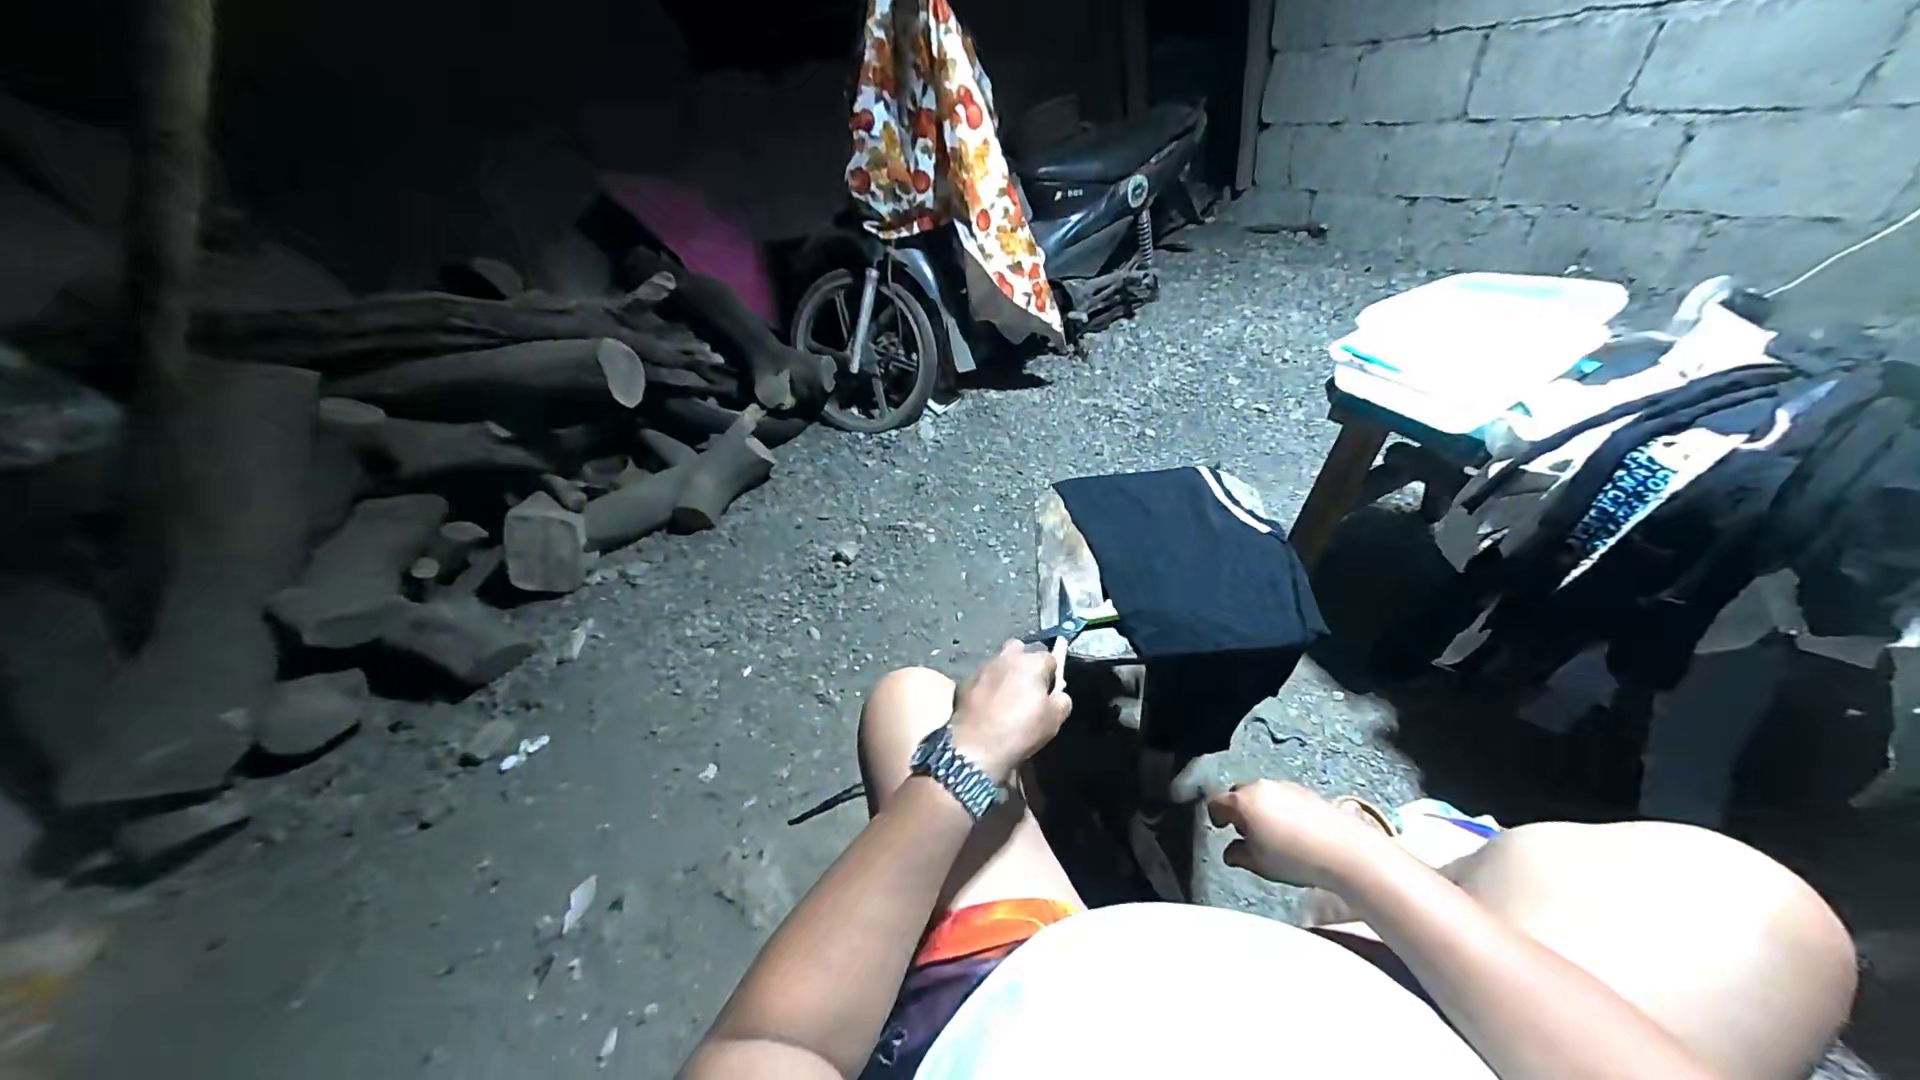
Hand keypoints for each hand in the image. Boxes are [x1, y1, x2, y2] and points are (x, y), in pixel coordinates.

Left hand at [947, 640, 1071, 783]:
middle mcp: (1006, 658)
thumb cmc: (1021, 730)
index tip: (1048, 692)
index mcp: (1031, 662)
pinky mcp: (965, 681)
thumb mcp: (1054, 720)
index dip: (1051, 675)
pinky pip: (982, 677)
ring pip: (998, 662)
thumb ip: (1062, 701)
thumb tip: (1058, 695)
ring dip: (1004, 673)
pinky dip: (986, 685)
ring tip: (1005, 698)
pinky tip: (987, 705)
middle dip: (1025, 663)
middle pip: (1020, 650)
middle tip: (1026, 688)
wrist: (977, 746)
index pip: (1049, 658)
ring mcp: (982, 668)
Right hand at [1207, 780, 1397, 889]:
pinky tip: (1294, 832)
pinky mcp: (1306, 791)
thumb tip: (1231, 852)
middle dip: (1239, 811)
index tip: (1221, 829)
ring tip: (1274, 835)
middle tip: (1248, 834)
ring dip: (1261, 809)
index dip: (1216, 817)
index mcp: (1242, 802)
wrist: (1346, 851)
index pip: (1217, 803)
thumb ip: (1238, 855)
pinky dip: (1281, 809)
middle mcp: (1260, 787)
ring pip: (1262, 794)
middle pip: (1239, 794)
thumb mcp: (1259, 864)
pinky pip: (1283, 796)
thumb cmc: (1296, 858)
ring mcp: (1284, 787)